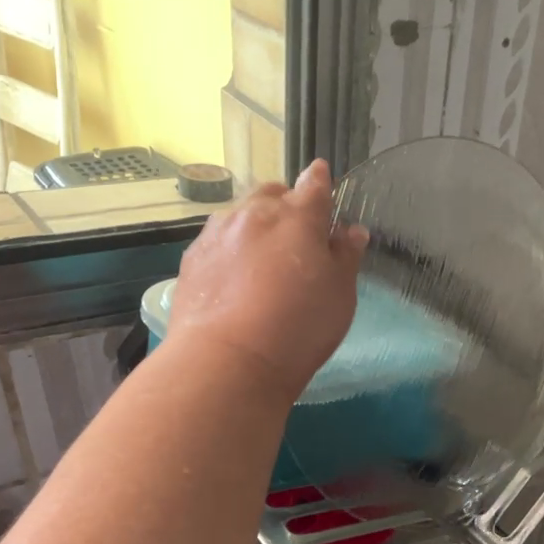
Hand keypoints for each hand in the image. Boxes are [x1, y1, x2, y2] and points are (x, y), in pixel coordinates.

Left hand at [167, 159, 368, 398]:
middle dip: (286, 203)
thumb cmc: (299, 327)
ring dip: (255, 225)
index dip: (322, 182)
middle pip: (272, 192)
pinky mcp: (192, 259)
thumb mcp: (340, 296)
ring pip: (241, 214)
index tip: (324, 182)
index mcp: (298, 216)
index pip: (314, 184)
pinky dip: (231, 250)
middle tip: (297, 234)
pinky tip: (235, 280)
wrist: (229, 361)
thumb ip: (346, 257)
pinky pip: (218, 241)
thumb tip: (351, 230)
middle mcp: (254, 213)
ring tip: (263, 260)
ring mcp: (217, 233)